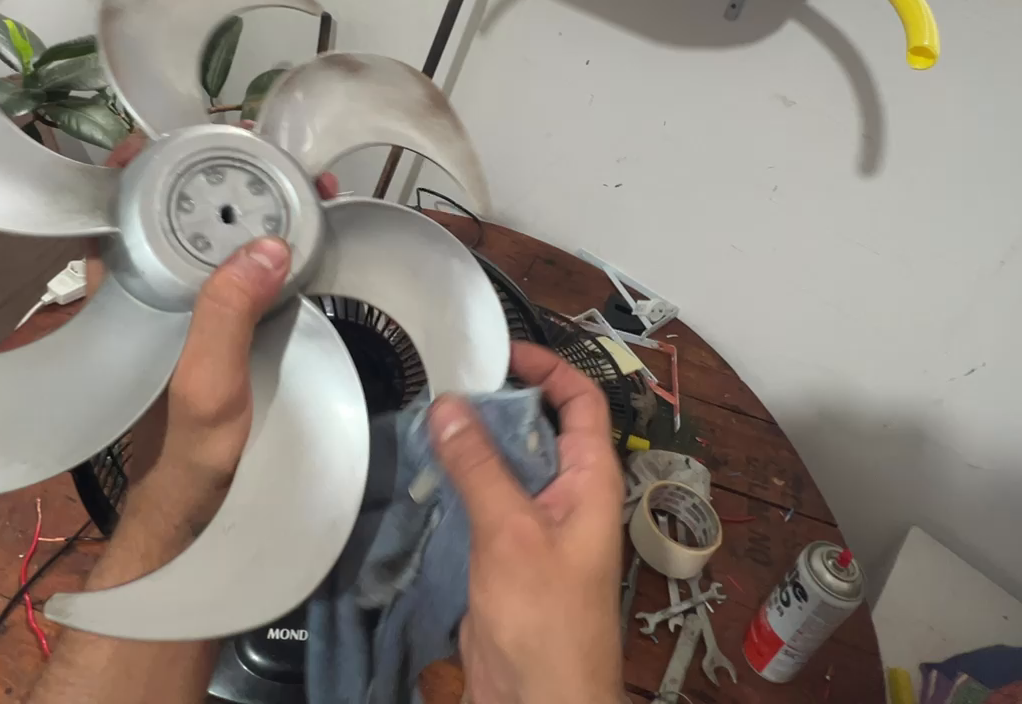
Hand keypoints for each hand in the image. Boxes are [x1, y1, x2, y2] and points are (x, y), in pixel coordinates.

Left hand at [91, 129, 328, 531]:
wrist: (207, 496)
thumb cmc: (189, 450)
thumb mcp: (204, 384)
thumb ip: (227, 316)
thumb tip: (267, 245)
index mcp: (134, 293)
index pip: (124, 212)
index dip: (146, 169)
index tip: (181, 140)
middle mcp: (162, 287)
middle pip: (182, 212)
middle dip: (224, 176)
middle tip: (270, 155)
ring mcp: (200, 300)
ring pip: (222, 235)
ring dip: (259, 205)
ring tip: (306, 185)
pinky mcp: (232, 315)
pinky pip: (251, 264)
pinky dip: (277, 241)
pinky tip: (308, 231)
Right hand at [430, 342, 625, 703]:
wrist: (539, 702)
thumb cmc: (547, 620)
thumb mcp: (511, 532)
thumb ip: (479, 466)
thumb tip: (448, 406)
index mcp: (591, 478)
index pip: (581, 400)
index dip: (549, 367)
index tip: (504, 352)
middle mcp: (569, 490)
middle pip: (539, 424)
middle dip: (500, 400)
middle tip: (453, 382)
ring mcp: (538, 518)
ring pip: (509, 458)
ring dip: (476, 438)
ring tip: (434, 416)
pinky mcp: (510, 544)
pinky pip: (488, 492)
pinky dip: (462, 474)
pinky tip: (431, 465)